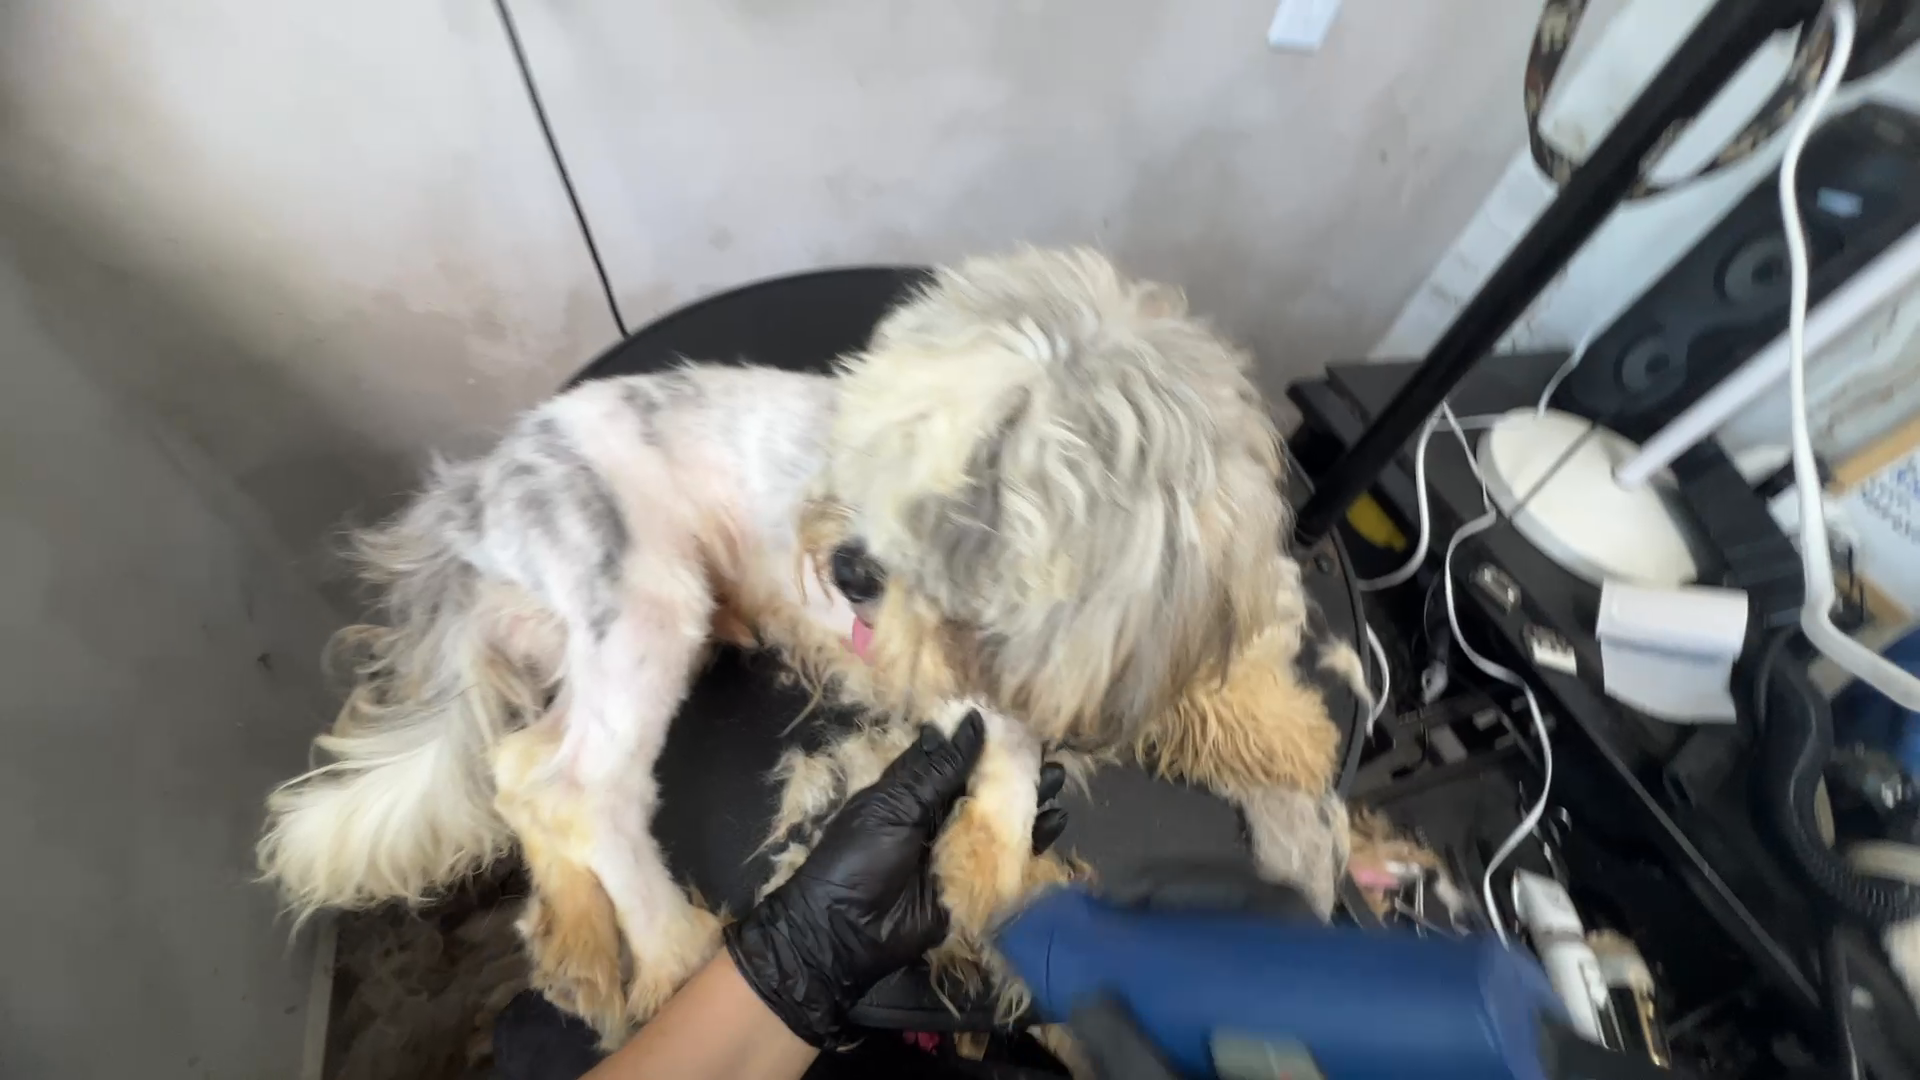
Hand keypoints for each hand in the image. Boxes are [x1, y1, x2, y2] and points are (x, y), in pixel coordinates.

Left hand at [725, 710, 1068, 1046]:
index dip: (984, 741)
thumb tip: (973, 720)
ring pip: (1001, 820)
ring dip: (1029, 801)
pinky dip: (1033, 842)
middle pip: (985, 788)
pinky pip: (1008, 861)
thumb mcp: (895, 805)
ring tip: (1058, 779)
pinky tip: (1055, 822)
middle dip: (1015, 770)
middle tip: (1048, 752)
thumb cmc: (859, 857)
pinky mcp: (974, 886)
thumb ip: (938, 769)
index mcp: (915, 790)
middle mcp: (940, 816)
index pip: (956, 757)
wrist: (843, 933)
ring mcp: (959, 851)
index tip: (1017, 721)